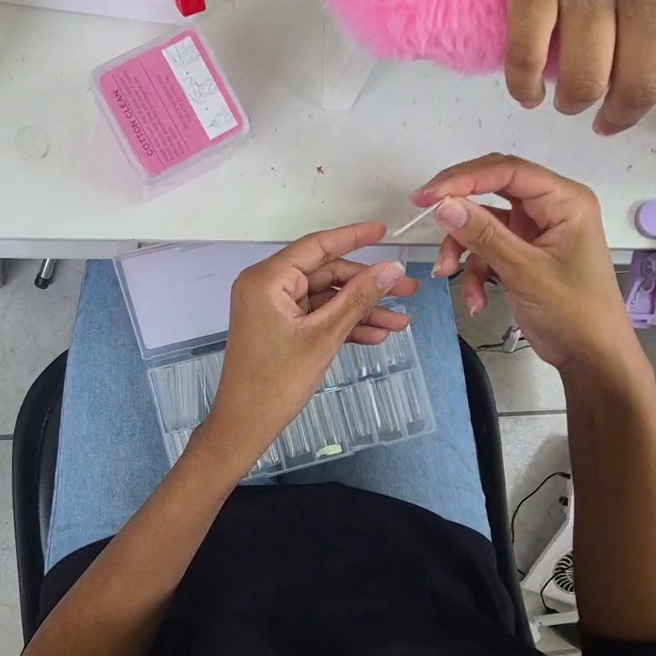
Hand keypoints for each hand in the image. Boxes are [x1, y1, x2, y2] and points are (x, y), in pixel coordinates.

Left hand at [203, 223, 418, 457]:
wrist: (246, 424)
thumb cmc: (276, 382)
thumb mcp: (324, 336)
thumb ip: (358, 298)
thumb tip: (392, 268)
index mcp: (267, 279)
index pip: (317, 246)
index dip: (354, 238)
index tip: (384, 231)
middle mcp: (266, 286)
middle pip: (326, 274)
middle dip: (368, 286)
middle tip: (409, 291)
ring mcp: (273, 308)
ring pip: (326, 298)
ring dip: (362, 310)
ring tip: (401, 321)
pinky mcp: (279, 327)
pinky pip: (317, 316)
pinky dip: (343, 325)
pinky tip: (377, 335)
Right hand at [415, 155, 637, 374]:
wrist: (592, 357)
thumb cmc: (573, 312)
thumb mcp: (524, 272)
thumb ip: (483, 235)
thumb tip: (443, 205)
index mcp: (564, 200)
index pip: (507, 172)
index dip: (463, 178)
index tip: (427, 196)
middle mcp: (550, 208)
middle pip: (492, 191)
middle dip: (459, 209)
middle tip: (424, 215)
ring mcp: (536, 232)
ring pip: (483, 223)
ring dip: (463, 249)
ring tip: (447, 274)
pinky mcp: (524, 254)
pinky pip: (488, 251)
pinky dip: (475, 273)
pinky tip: (477, 301)